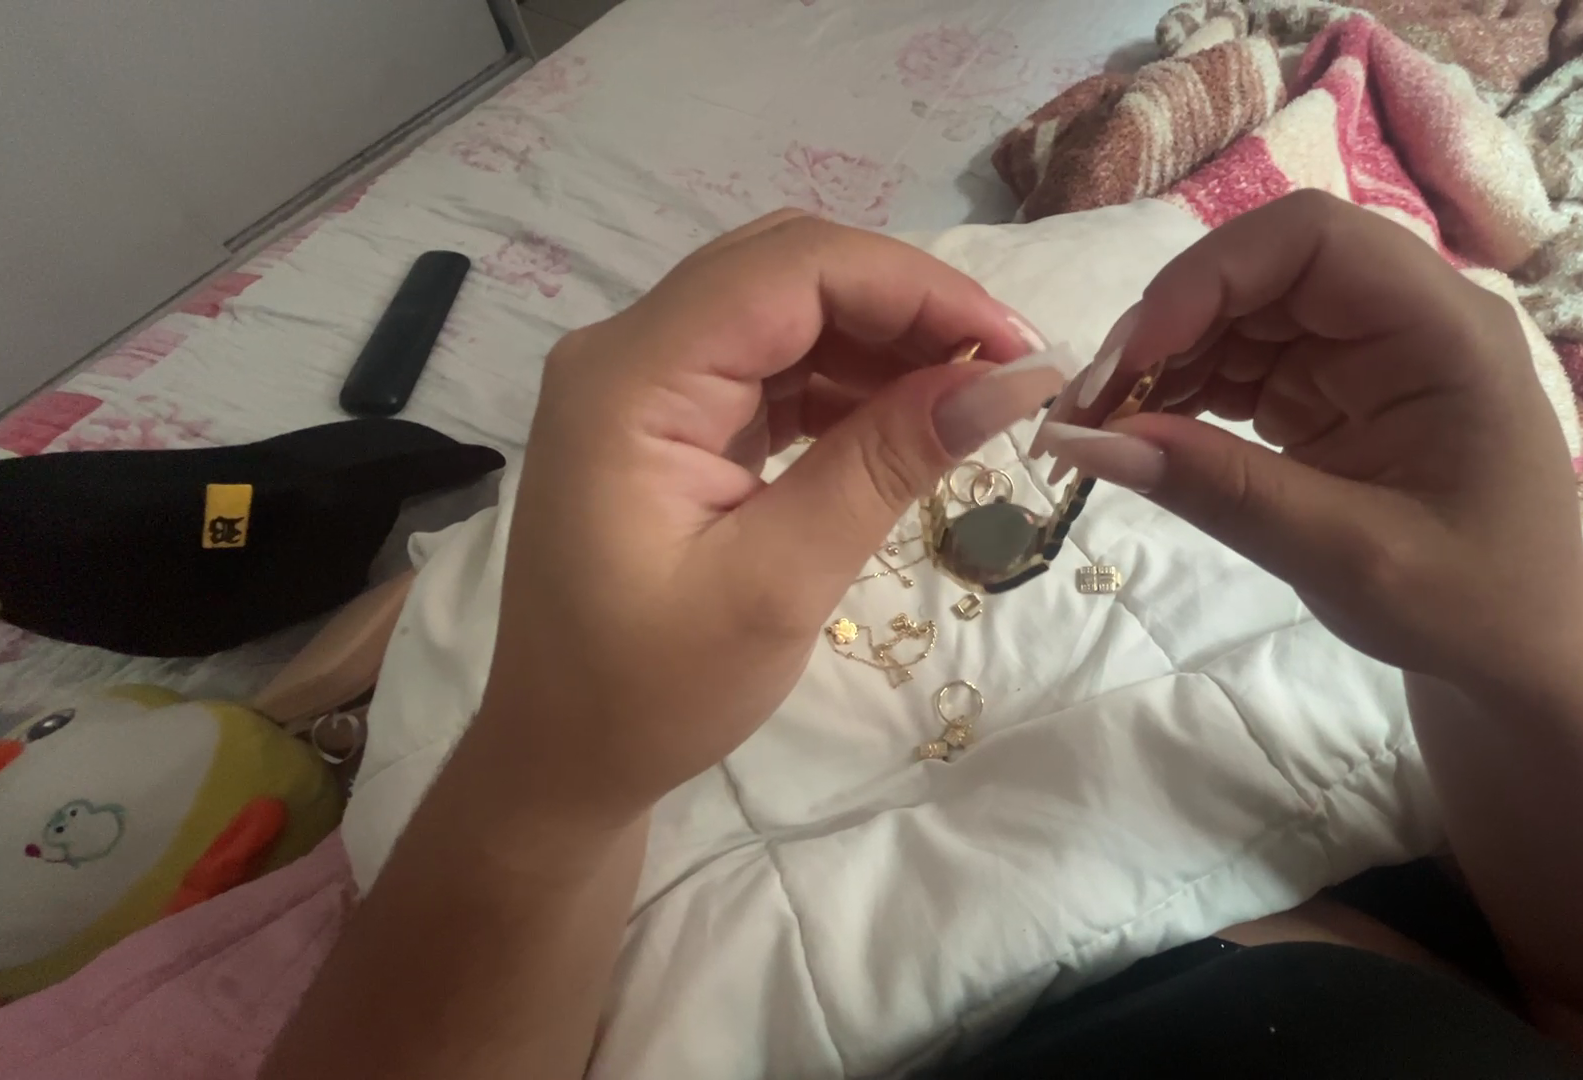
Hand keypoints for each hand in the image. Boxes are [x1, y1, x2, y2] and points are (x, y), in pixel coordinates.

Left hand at [483, 212, 1060, 819]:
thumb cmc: (655, 691)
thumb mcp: (782, 583)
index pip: (791, 270)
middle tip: (1004, 370)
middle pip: (790, 274)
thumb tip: (1006, 383)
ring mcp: (650, 384)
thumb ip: (887, 465)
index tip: (1015, 347)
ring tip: (969, 397)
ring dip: (886, 345)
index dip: (917, 288)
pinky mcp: (675, 421)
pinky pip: (775, 370)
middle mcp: (630, 353)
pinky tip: (904, 420)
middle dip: (908, 308)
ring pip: (789, 316)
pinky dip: (849, 385)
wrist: (568, 753)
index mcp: (632, 379)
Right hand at [1036, 191, 1582, 690]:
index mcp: (1441, 332)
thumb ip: (1216, 491)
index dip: (1202, 282)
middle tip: (1084, 414)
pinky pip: (1232, 366)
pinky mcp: (1321, 388)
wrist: (1508, 649)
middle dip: (1159, 334)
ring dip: (1154, 369)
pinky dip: (1175, 397)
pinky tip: (1140, 436)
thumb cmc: (1465, 605)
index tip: (1123, 365)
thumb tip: (1086, 443)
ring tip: (1095, 434)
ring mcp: (1355, 352)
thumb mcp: (1343, 556)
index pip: (1308, 242)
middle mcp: (1397, 318)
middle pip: (1254, 275)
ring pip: (1230, 319)